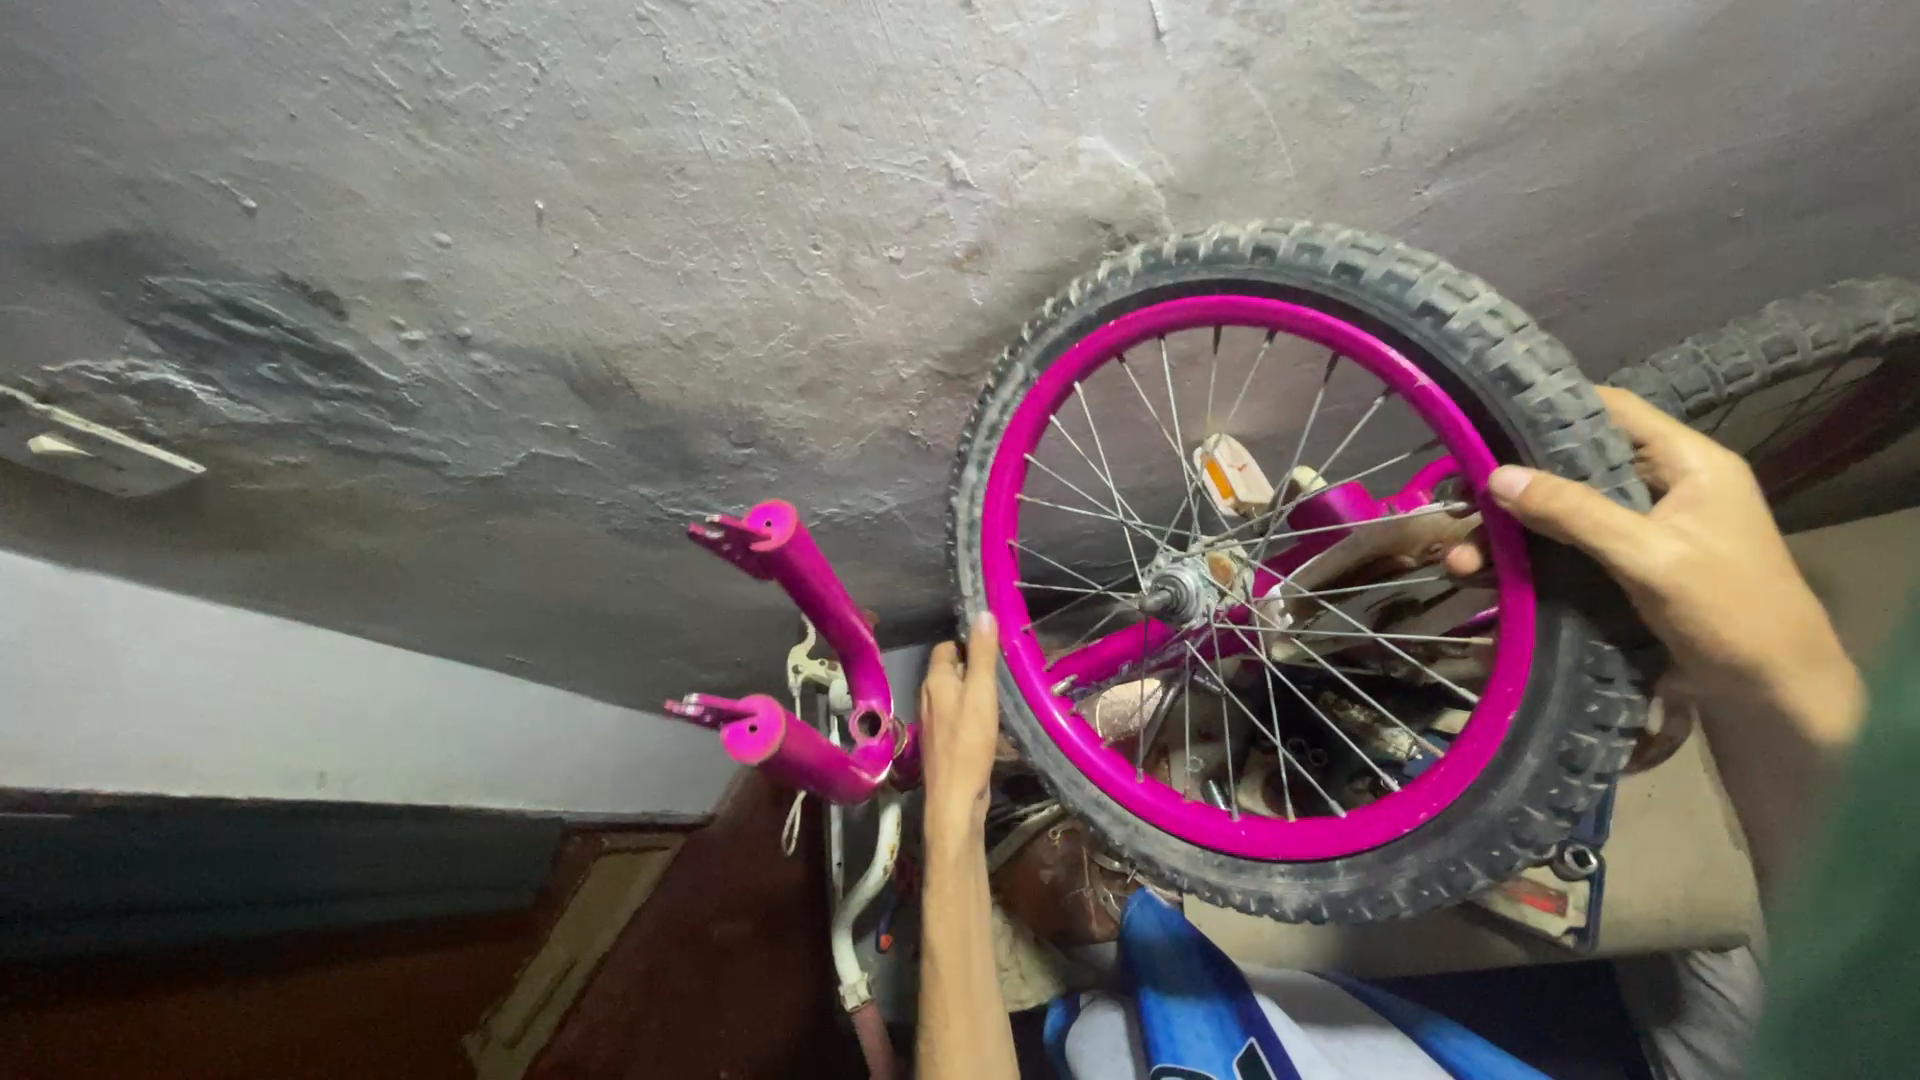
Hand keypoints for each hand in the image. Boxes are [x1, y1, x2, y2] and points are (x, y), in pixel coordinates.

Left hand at [919, 611, 1002, 843]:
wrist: (955, 797)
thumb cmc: (969, 741)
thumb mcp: (981, 693)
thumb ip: (982, 655)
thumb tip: (983, 614)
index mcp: (934, 681)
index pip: (946, 647)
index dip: (968, 643)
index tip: (993, 648)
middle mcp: (929, 696)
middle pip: (950, 669)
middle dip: (974, 666)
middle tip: (1003, 670)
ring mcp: (934, 720)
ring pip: (955, 693)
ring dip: (975, 690)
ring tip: (1001, 693)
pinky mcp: (943, 740)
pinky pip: (957, 714)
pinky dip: (972, 710)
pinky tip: (991, 720)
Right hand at [1449, 386, 1862, 747]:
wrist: (1770, 693)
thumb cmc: (1730, 611)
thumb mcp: (1650, 556)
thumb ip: (1575, 512)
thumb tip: (1496, 475)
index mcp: (1687, 464)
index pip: (1612, 411)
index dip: (1551, 407)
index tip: (1487, 419)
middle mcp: (1657, 487)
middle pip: (1567, 468)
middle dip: (1507, 490)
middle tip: (1455, 506)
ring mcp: (1636, 530)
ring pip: (1553, 515)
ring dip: (1502, 537)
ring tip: (1458, 565)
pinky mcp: (1618, 567)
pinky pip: (1556, 551)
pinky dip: (1518, 563)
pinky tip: (1481, 582)